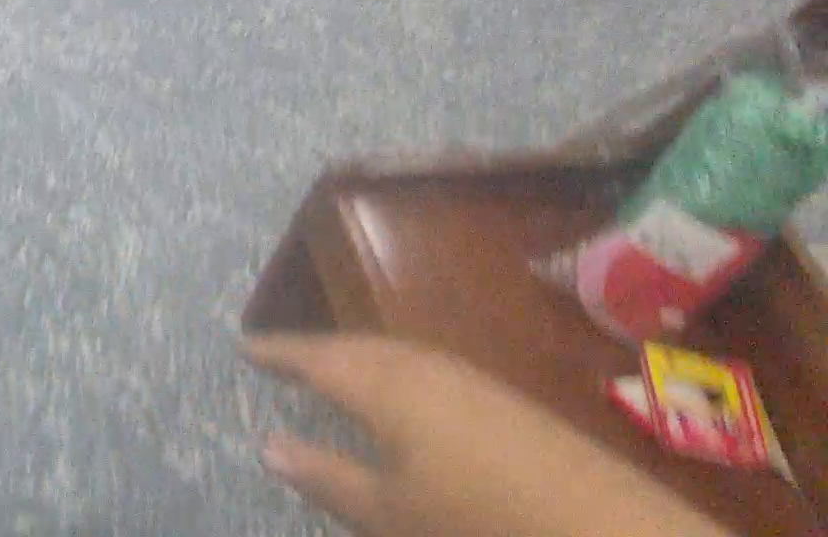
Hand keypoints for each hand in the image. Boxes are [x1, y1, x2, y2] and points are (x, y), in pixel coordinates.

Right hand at [243, 333, 736, 536]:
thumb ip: (327, 476)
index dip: (276, 352)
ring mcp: (464, 376)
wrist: (619, 534)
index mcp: (382, 386)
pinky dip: (390, 366)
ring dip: (351, 354)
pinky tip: (399, 389)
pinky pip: (421, 363)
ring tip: (328, 366)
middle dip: (312, 348)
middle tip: (279, 354)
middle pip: (350, 346)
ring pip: (388, 350)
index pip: (313, 358)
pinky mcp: (501, 396)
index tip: (242, 345)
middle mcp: (417, 365)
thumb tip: (266, 444)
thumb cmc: (483, 523)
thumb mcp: (394, 514)